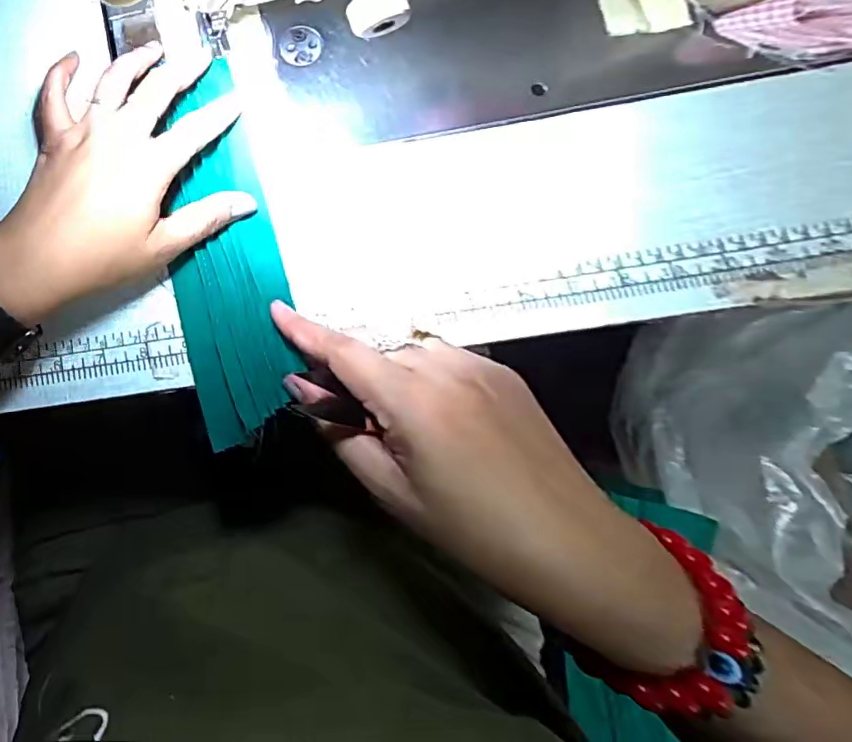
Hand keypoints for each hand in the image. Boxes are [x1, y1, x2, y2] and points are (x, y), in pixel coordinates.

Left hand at [0, 45, 255, 323]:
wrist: (35, 261)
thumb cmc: (99, 258)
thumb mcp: (159, 246)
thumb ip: (204, 219)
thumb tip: (246, 203)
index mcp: (149, 164)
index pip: (195, 130)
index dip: (221, 113)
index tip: (237, 99)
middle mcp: (118, 136)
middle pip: (156, 90)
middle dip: (184, 70)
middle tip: (202, 57)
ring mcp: (83, 131)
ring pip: (111, 81)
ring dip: (135, 60)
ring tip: (153, 48)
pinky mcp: (54, 137)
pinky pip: (54, 96)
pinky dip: (61, 73)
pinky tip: (71, 59)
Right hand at [272, 303, 703, 674]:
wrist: (575, 544)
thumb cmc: (471, 530)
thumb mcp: (391, 490)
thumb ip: (339, 431)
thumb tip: (304, 388)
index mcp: (412, 397)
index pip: (343, 350)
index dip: (305, 330)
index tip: (276, 308)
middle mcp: (443, 364)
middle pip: (377, 355)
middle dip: (357, 378)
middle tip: (361, 425)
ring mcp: (479, 363)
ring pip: (412, 356)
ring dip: (395, 379)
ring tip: (415, 432)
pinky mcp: (504, 371)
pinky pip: (446, 362)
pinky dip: (429, 380)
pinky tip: (451, 425)